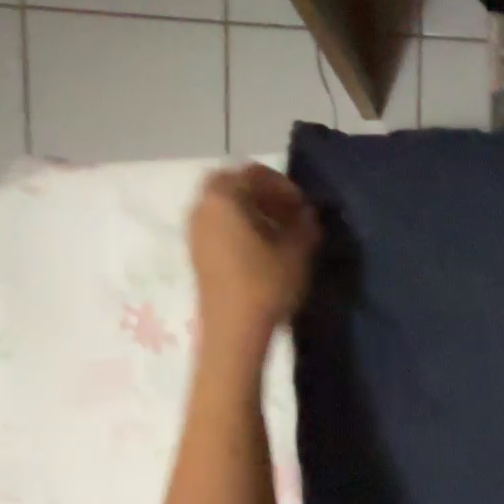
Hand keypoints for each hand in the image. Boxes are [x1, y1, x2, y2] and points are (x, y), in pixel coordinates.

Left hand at [188, 164, 322, 346]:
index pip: (255, 173)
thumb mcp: (298, 252)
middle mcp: (202, 205)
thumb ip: (306, 225)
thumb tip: (308, 215)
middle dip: (264, 196)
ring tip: (280, 235)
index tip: (305, 207)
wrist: (233, 330)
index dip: (284, 186)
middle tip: (291, 215)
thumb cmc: (266, 285)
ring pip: (225, 207)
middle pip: (234, 186)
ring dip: (253, 213)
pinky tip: (263, 251)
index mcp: (224, 196)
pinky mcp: (197, 253)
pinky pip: (219, 226)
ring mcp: (195, 230)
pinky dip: (240, 228)